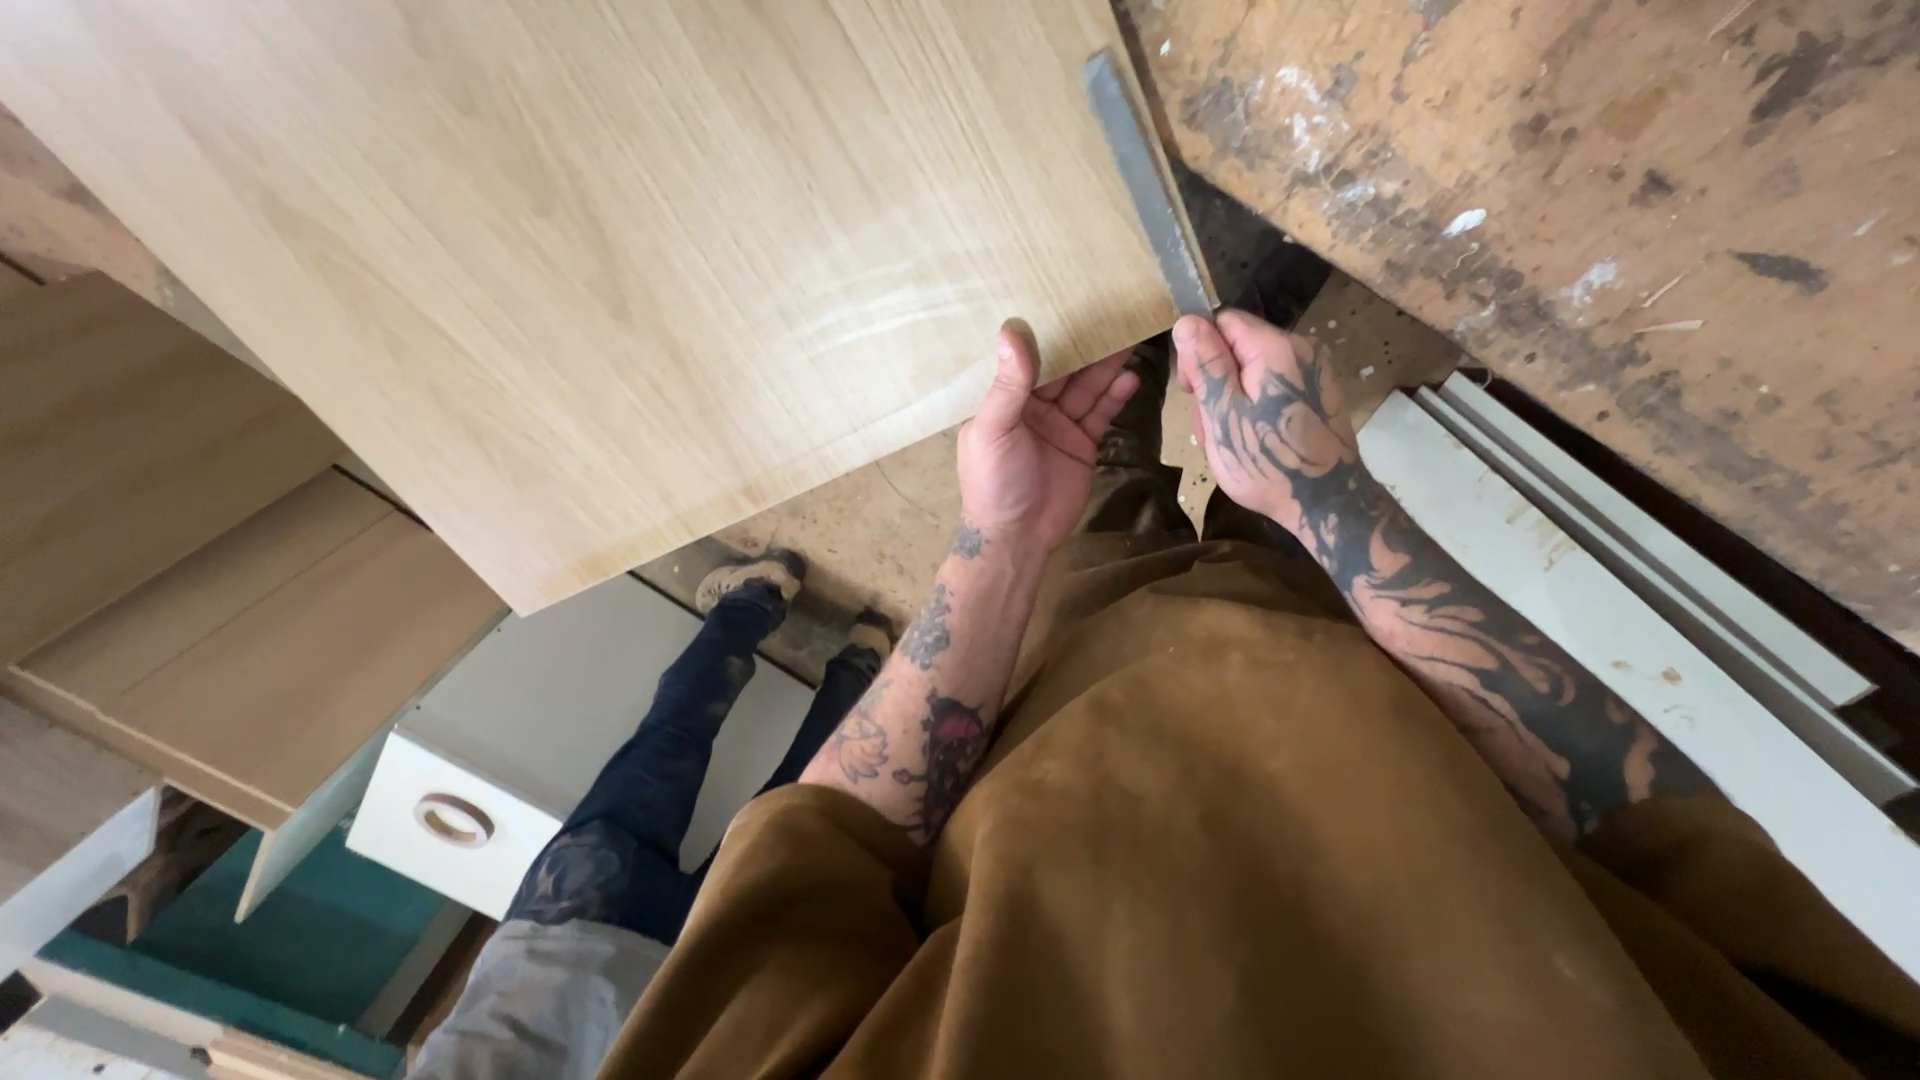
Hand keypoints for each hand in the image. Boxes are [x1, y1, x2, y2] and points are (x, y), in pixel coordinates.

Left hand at [958, 320, 1138, 552]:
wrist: (1016, 537)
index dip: (1050, 332)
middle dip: (1086, 345)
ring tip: (1130, 338)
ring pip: (1085, 389)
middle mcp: (1031, 407)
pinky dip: (1114, 398)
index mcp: (1003, 400)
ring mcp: (1058, 425)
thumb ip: (1008, 384)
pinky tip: (1130, 379)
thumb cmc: (993, 483)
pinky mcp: (1081, 444)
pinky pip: (1099, 415)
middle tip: (1113, 313)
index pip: (1029, 358)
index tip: (1071, 302)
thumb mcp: (993, 429)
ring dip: (1106, 367)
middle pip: (1064, 369)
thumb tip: (1011, 330)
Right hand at [1174, 309, 1363, 538]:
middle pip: (1238, 344)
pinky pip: (1274, 385)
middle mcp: (1301, 348)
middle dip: (1215, 379)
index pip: (1223, 321)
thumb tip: (1186, 321)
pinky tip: (1253, 436)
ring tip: (1230, 437)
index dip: (1199, 351)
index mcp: (1275, 347)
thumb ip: (1206, 365)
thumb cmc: (1267, 462)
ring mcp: (1314, 371)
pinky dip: (1255, 405)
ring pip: (1253, 368)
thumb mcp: (1223, 415)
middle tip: (1210, 424)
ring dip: (1232, 397)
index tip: (1192, 391)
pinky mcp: (1319, 392)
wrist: (1326, 503)